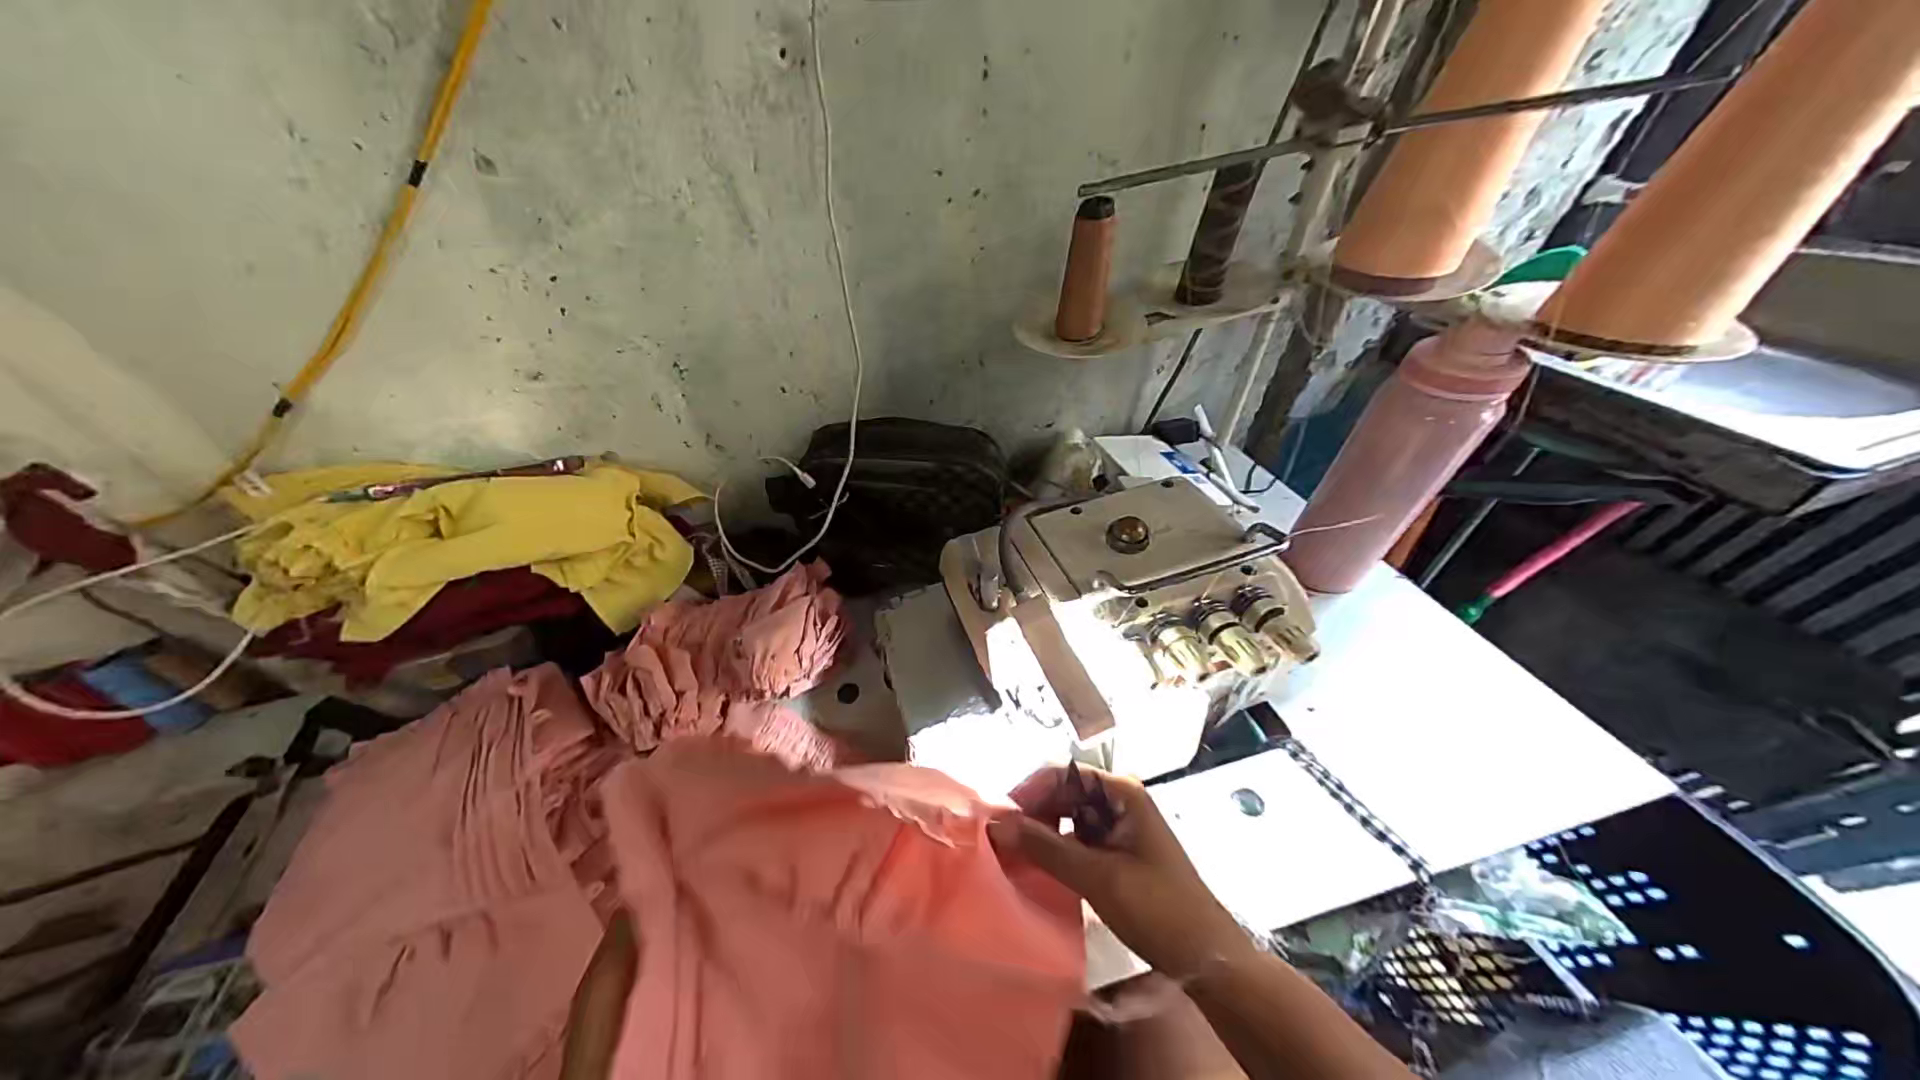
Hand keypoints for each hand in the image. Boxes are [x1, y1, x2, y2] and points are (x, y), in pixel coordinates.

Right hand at [988, 764, 1254, 978]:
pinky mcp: (1116, 851)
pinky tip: (1037, 866)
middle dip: (1032, 811)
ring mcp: (1119, 825)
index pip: (1063, 772)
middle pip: (1063, 791)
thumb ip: (1046, 847)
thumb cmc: (1158, 909)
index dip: (1030, 789)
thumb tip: (997, 824)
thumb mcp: (1098, 877)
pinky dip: (1056, 849)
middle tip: (1002, 840)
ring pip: (1068, 815)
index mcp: (1121, 792)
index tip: (1002, 819)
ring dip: (1041, 831)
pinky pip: (1077, 838)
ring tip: (1013, 854)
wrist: (1206, 958)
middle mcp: (1119, 800)